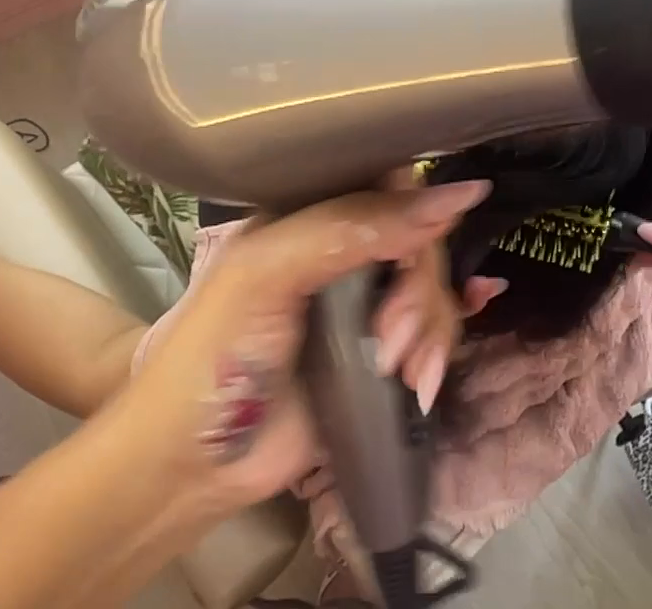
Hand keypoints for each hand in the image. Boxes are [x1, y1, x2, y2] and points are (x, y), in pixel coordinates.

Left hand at [109, 179, 490, 518]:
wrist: (191, 466)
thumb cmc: (214, 354)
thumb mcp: (270, 271)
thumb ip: (355, 226)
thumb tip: (460, 196)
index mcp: (309, 216)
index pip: (389, 186)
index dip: (419, 211)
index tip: (415, 254)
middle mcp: (343, 253)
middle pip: (421, 242)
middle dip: (417, 291)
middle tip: (392, 335)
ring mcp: (364, 306)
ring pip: (433, 290)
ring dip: (429, 330)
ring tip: (399, 372)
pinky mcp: (381, 354)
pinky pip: (435, 333)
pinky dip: (437, 352)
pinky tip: (424, 380)